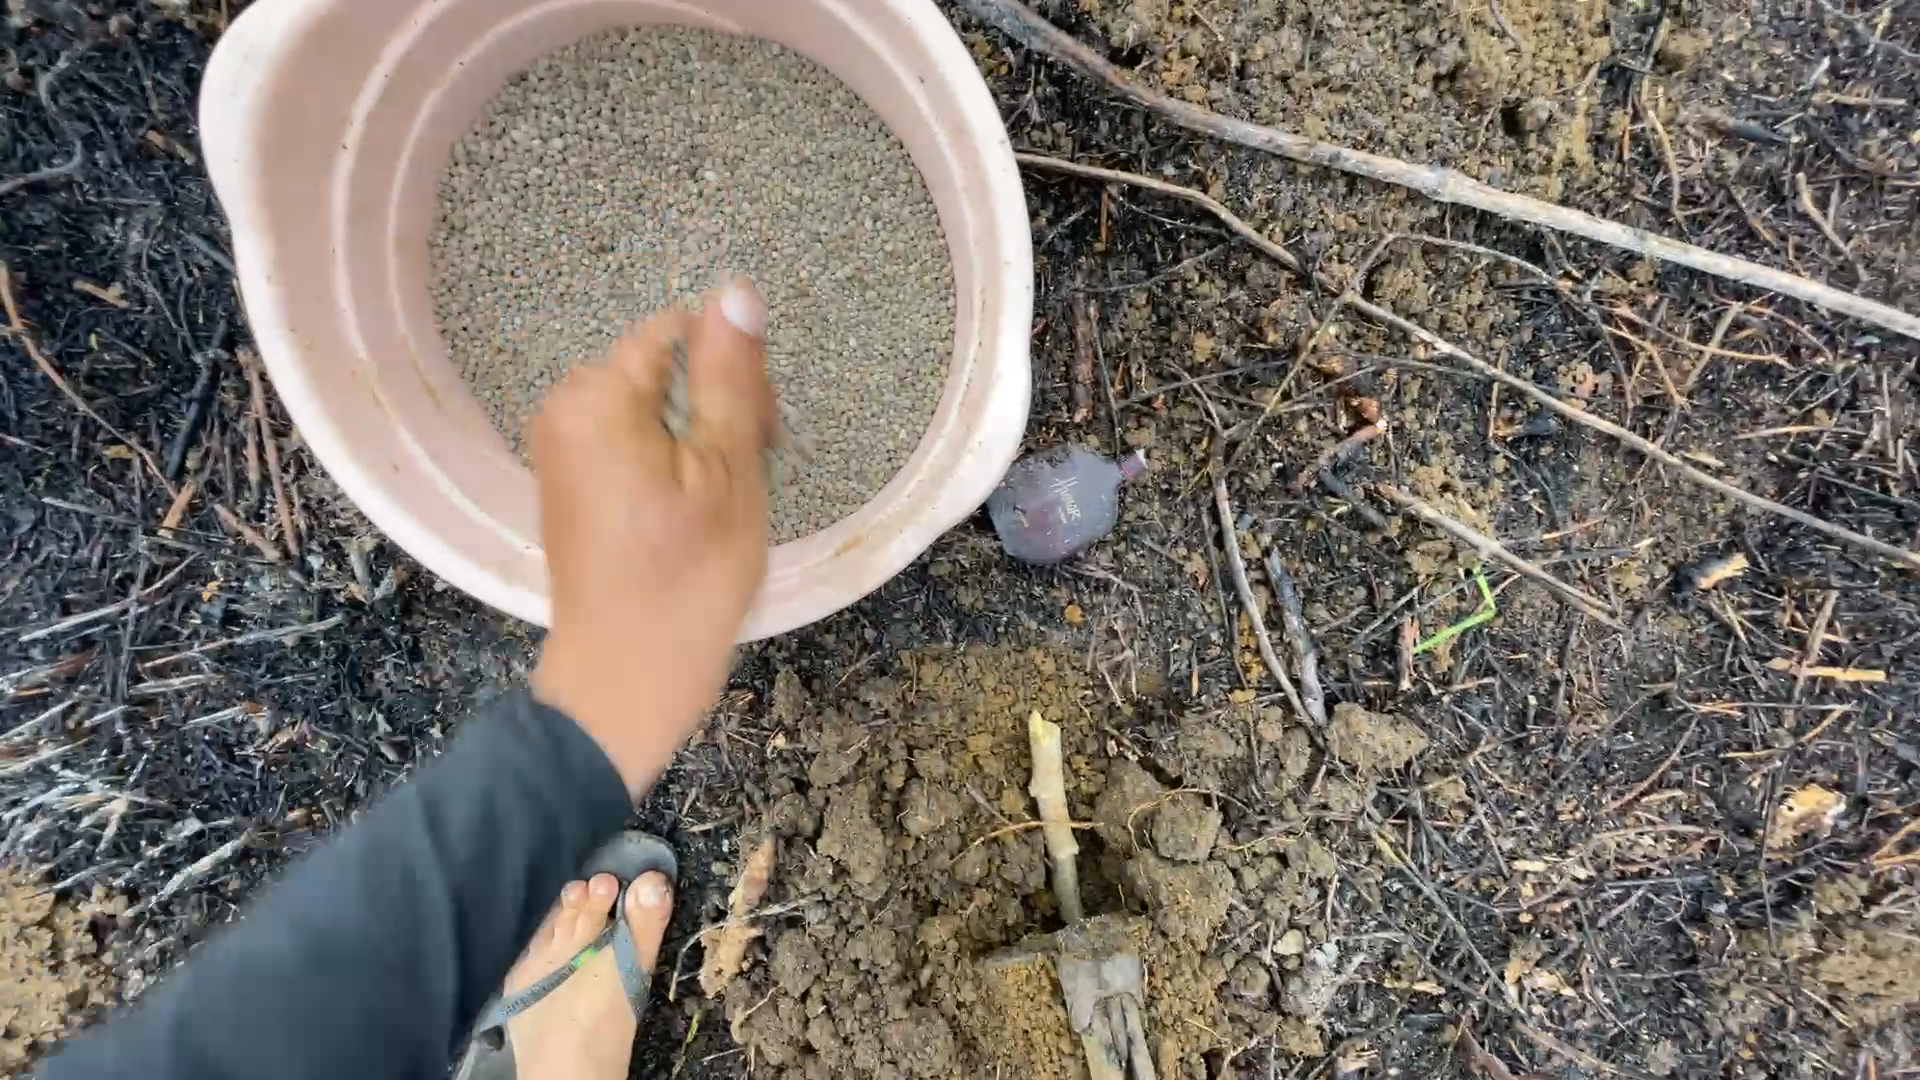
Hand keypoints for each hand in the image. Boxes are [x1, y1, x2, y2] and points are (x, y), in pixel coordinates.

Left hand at [529, 281, 773, 794]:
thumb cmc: (691, 571)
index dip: (731, 374)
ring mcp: (560, 451)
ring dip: (700, 438)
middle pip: (662, 370)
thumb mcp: (729, 466)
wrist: (632, 671)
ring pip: (652, 410)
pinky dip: (671, 463)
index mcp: (597, 397)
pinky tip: (694, 509)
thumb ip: (732, 375)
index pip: (678, 334)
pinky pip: (630, 444)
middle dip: (716, 407)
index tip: (758, 433)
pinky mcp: (570, 486)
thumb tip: (736, 290)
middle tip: (748, 473)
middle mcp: (563, 411)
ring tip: (725, 499)